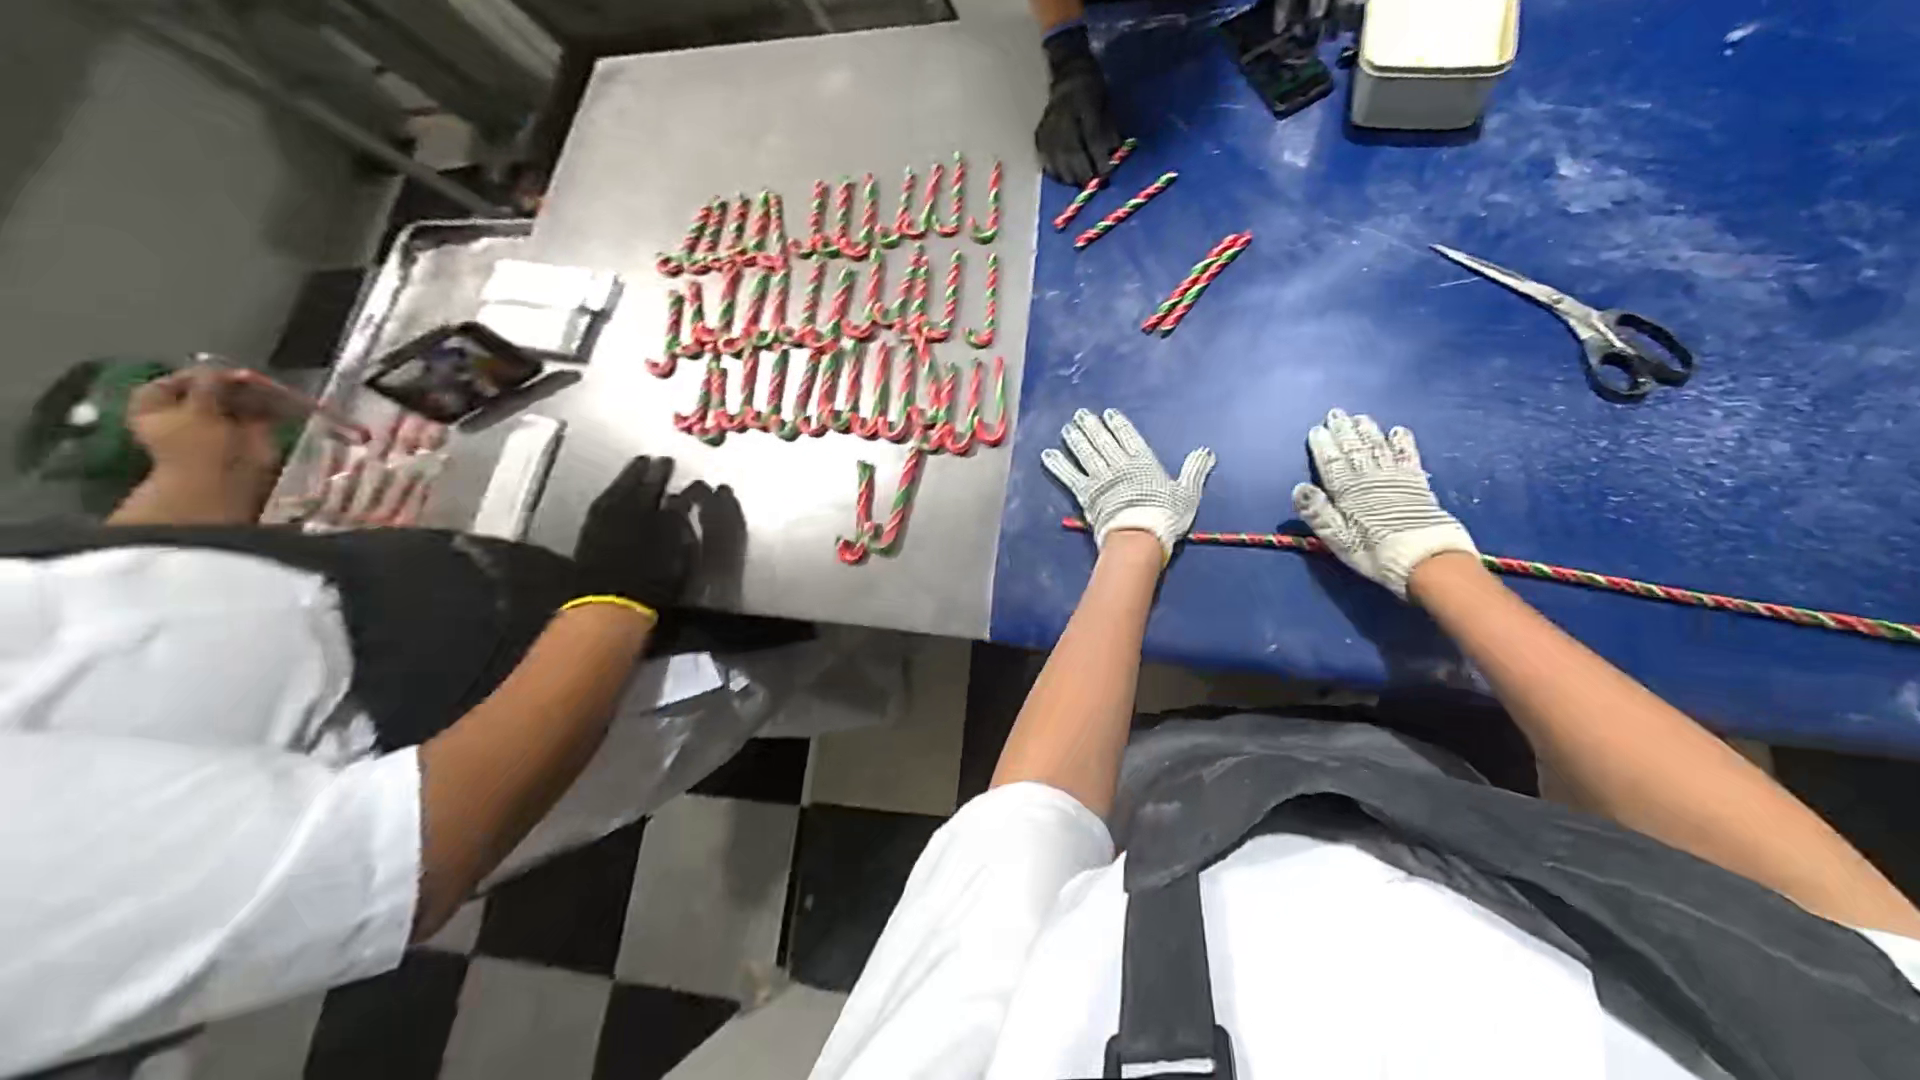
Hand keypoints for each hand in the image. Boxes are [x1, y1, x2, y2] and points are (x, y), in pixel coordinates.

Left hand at [128, 366, 281, 481]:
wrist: (225, 483)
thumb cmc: (199, 447)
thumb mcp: (197, 409)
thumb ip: (209, 385)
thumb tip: (222, 370)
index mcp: (157, 404)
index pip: (179, 379)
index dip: (203, 374)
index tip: (228, 374)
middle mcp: (187, 411)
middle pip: (213, 387)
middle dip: (236, 384)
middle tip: (259, 382)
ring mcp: (220, 422)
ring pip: (240, 398)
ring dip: (259, 394)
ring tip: (278, 390)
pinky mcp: (250, 433)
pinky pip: (263, 412)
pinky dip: (275, 406)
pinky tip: (288, 401)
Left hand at [573, 456, 696, 614]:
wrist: (610, 602)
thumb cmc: (653, 579)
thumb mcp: (677, 550)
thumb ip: (678, 521)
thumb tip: (679, 501)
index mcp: (647, 508)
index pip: (659, 482)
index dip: (666, 472)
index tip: (672, 462)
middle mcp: (622, 507)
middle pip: (635, 482)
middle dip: (646, 470)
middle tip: (654, 460)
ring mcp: (602, 518)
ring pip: (617, 489)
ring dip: (627, 478)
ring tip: (636, 470)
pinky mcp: (590, 532)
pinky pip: (604, 501)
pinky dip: (613, 494)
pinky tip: (616, 495)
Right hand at [1036, 24, 1123, 186]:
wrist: (1068, 76)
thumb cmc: (1092, 91)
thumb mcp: (1106, 106)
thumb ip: (1109, 131)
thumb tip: (1113, 155)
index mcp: (1082, 105)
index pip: (1091, 139)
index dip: (1099, 159)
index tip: (1107, 174)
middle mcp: (1061, 120)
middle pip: (1072, 156)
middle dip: (1085, 173)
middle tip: (1094, 182)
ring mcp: (1047, 131)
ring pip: (1058, 163)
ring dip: (1072, 177)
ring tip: (1081, 180)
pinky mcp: (1039, 140)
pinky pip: (1047, 164)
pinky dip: (1058, 174)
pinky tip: (1066, 175)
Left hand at [1043, 408, 1214, 561]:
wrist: (1139, 536)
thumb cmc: (1166, 517)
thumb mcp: (1187, 493)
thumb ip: (1194, 470)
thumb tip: (1206, 452)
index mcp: (1143, 463)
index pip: (1129, 437)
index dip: (1118, 424)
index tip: (1108, 414)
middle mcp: (1119, 465)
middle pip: (1102, 441)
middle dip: (1091, 426)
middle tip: (1081, 415)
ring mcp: (1100, 478)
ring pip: (1085, 453)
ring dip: (1075, 439)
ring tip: (1067, 428)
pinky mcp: (1085, 493)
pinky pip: (1068, 475)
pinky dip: (1058, 464)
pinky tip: (1048, 454)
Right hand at [1290, 408, 1476, 598]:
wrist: (1427, 559)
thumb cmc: (1374, 553)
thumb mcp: (1337, 539)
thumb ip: (1318, 513)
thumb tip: (1299, 488)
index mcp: (1347, 492)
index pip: (1331, 463)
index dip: (1323, 446)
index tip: (1316, 430)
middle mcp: (1370, 479)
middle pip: (1354, 450)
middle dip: (1344, 431)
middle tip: (1336, 414)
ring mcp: (1395, 479)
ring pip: (1377, 447)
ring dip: (1368, 431)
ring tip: (1359, 417)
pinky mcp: (1416, 484)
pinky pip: (1407, 456)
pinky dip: (1402, 442)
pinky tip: (1397, 431)